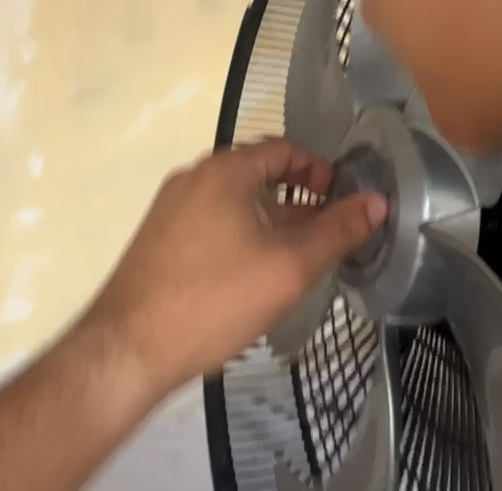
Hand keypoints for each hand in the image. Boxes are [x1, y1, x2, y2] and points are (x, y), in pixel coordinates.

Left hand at [81, 139, 387, 393]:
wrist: (125, 352)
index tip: (341, 200)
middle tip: (324, 229)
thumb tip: (377, 203)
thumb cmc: (214, 299)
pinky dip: (241, 232)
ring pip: (234, 200)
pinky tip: (251, 272)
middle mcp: (194, 177)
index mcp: (224, 170)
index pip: (284, 149)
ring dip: (270, 217)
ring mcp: (171, 208)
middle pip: (258, 172)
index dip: (319, 170)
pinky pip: (210, 220)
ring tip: (295, 254)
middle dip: (297, 196)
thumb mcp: (288, 266)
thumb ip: (337, 231)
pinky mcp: (158, 239)